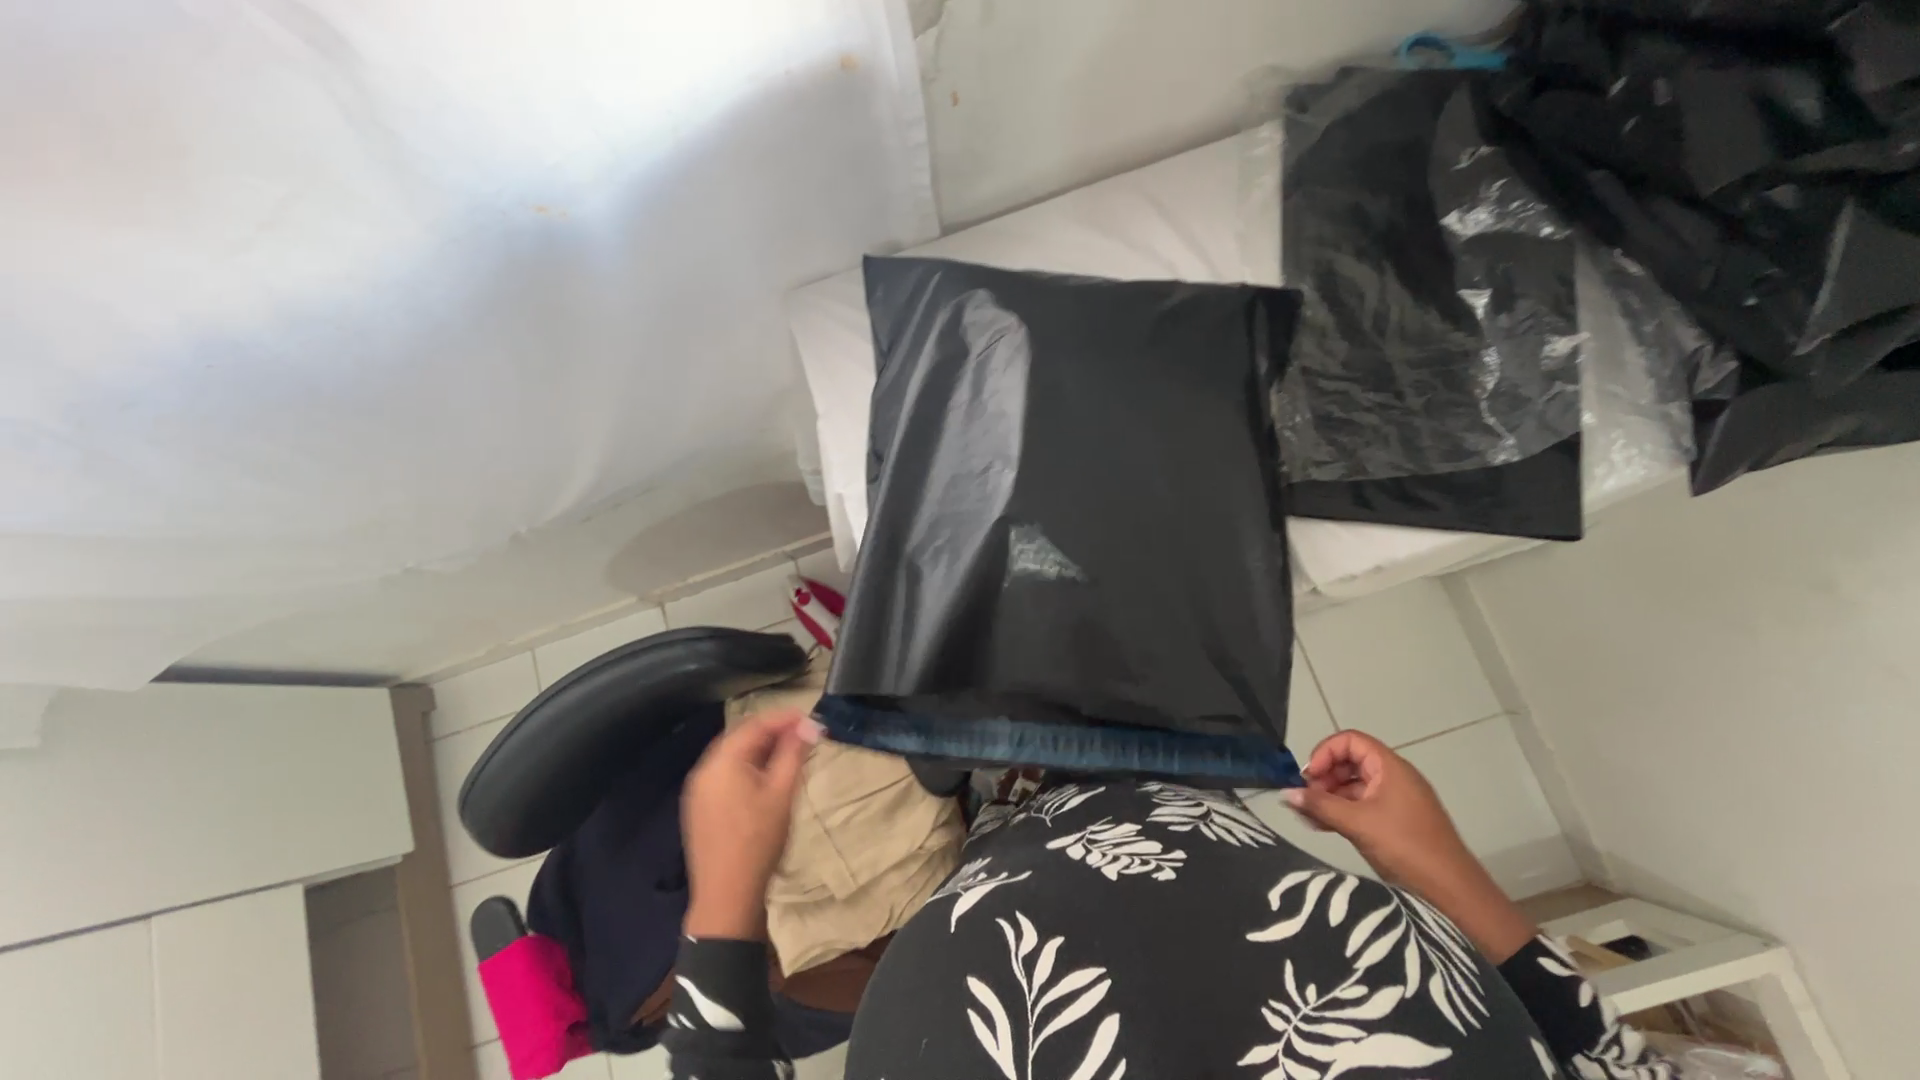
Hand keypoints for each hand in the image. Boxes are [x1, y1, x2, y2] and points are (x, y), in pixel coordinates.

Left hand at [680, 709, 821, 939]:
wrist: (727, 894)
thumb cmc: (759, 840)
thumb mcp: (782, 793)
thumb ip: (794, 754)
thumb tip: (808, 726)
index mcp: (722, 761)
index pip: (755, 725)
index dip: (784, 718)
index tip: (811, 719)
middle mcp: (704, 770)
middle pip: (740, 738)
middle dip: (771, 732)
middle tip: (802, 735)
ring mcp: (697, 790)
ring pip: (731, 757)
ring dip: (759, 750)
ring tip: (788, 754)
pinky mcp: (698, 808)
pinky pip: (724, 775)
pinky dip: (746, 768)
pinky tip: (764, 778)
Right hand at [1283, 731, 1470, 890]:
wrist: (1452, 888)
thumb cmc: (1405, 846)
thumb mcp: (1357, 824)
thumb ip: (1319, 806)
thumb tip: (1286, 793)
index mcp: (1389, 767)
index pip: (1350, 741)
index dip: (1325, 753)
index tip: (1309, 778)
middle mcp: (1393, 776)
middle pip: (1350, 761)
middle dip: (1324, 778)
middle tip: (1307, 801)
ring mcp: (1396, 798)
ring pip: (1354, 785)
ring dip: (1330, 798)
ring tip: (1311, 819)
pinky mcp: (1396, 819)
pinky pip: (1363, 804)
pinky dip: (1343, 811)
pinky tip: (1325, 827)